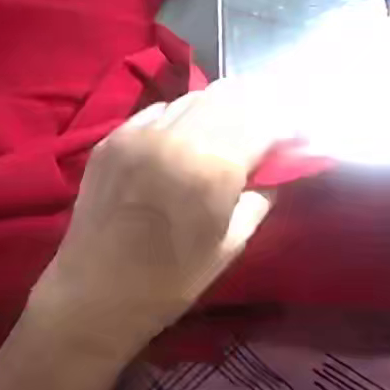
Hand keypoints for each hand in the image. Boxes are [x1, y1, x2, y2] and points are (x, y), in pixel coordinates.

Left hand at [28, 82, 279, 363]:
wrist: (94, 294)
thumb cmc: (170, 281)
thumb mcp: (231, 244)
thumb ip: (261, 195)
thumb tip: (280, 166)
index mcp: (210, 167)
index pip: (264, 120)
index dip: (287, 127)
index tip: (295, 139)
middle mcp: (175, 137)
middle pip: (229, 95)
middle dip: (255, 108)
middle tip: (263, 131)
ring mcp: (137, 133)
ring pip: (193, 96)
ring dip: (218, 109)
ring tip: (225, 134)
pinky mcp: (111, 137)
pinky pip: (159, 111)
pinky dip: (180, 118)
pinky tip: (182, 142)